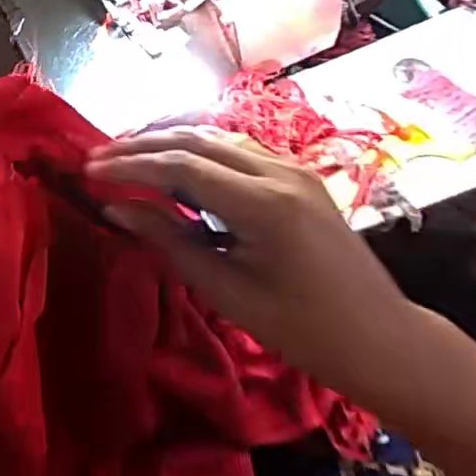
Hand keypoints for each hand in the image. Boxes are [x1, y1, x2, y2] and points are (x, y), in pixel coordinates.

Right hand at [86, 126, 420, 395]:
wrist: (385, 340)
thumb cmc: (305, 331)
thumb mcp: (228, 291)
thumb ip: (170, 240)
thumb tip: (116, 209)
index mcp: (265, 203)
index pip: (181, 165)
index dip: (130, 165)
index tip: (90, 170)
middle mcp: (279, 169)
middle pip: (195, 139)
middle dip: (142, 144)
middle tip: (99, 155)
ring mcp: (291, 165)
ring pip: (215, 135)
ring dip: (168, 140)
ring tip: (126, 153)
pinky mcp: (296, 172)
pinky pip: (236, 147)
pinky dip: (197, 149)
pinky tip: (174, 160)